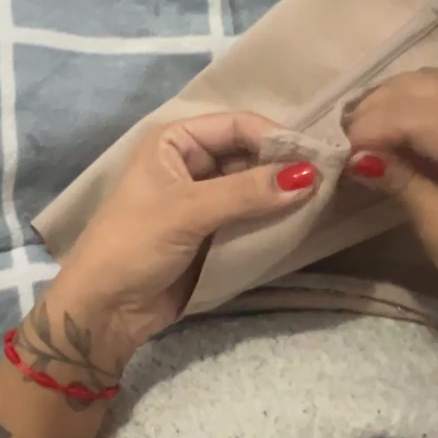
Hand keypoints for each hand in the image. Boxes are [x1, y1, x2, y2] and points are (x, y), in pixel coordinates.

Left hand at [38, 112, 319, 378]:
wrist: (105, 311)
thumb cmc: (134, 246)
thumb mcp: (187, 212)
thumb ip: (246, 192)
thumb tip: (309, 176)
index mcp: (175, 142)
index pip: (236, 125)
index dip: (276, 137)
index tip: (318, 156)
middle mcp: (191, 164)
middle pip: (249, 155)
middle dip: (284, 167)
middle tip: (332, 179)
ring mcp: (204, 201)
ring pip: (254, 188)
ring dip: (282, 195)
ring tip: (326, 200)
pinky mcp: (213, 234)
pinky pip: (251, 219)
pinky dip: (273, 220)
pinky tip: (303, 222)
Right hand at [345, 73, 437, 368]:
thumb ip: (405, 187)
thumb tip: (357, 156)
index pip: (415, 114)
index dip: (369, 129)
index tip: (339, 159)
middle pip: (419, 88)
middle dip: (372, 113)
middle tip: (344, 151)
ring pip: (426, 82)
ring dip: (386, 105)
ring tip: (362, 142)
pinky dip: (407, 105)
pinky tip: (390, 132)